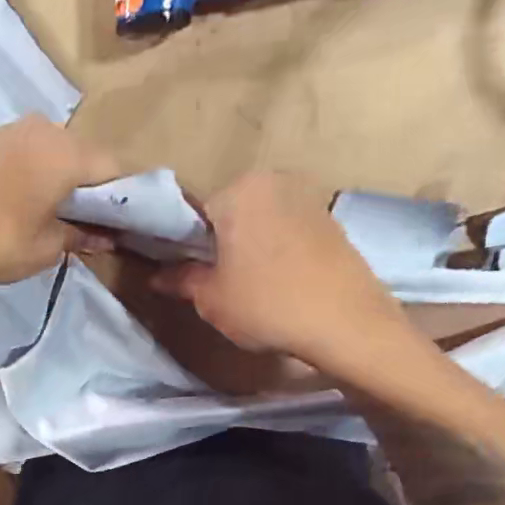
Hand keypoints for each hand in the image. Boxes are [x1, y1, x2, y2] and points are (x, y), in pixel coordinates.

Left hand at [0, 116, 120, 295]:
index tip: (128, 224)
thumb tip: (107, 236)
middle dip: (97, 187)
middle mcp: (45, 130)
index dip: (126, 198)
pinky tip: (37, 202)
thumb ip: (83, 235)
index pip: (115, 169)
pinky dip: (43, 173)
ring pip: (58, 152)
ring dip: (68, 179)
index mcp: (68, 152)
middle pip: (87, 156)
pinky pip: (32, 153)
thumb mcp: (48, 247)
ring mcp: (13, 131)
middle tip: (99, 222)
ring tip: (68, 214)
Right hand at [153, 172, 409, 371]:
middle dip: (220, 244)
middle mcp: (274, 181)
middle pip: (230, 214)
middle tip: (219, 283)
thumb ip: (181, 279)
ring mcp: (308, 199)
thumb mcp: (212, 298)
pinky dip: (279, 252)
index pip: (194, 214)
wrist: (347, 323)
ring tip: (251, 288)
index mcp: (239, 189)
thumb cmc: (267, 305)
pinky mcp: (332, 222)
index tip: (185, 274)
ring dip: (251, 248)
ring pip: (261, 223)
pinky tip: (281, 284)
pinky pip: (289, 232)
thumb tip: (157, 276)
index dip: (185, 247)